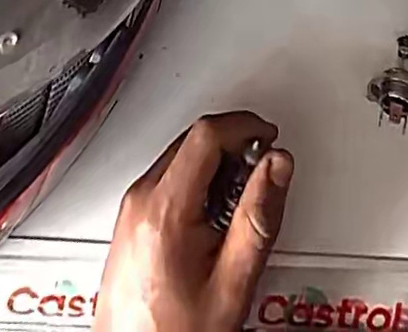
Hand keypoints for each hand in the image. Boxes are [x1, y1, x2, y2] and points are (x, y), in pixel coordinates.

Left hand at [93, 112, 293, 331]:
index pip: (207, 134)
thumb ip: (259, 217)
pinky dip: (197, 179)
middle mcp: (141, 200)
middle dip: (234, 143)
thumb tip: (278, 164)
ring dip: (216, 162)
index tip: (268, 137)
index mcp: (165, 210)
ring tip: (240, 201)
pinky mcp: (129, 219)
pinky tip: (214, 214)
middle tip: (262, 168)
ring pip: (181, 155)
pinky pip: (168, 177)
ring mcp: (131, 208)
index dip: (244, 126)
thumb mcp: (232, 283)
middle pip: (193, 139)